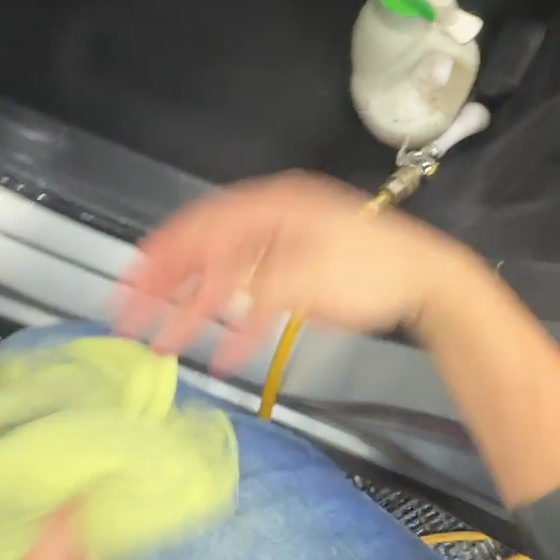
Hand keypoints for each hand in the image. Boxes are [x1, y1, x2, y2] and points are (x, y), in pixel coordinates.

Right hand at [121, 172, 483, 371]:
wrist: (428, 282)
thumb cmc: (375, 273)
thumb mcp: (313, 279)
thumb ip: (260, 287)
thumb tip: (221, 300)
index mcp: (274, 208)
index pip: (204, 226)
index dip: (164, 255)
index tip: (131, 282)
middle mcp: (275, 221)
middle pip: (210, 250)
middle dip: (171, 284)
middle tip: (132, 313)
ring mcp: (289, 247)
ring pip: (231, 276)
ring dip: (200, 309)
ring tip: (167, 340)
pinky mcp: (302, 274)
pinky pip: (258, 296)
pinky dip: (240, 322)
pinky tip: (225, 351)